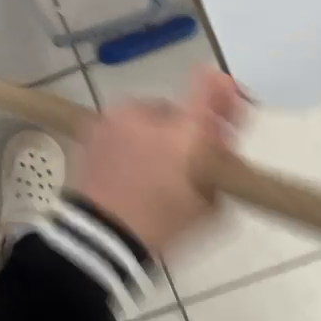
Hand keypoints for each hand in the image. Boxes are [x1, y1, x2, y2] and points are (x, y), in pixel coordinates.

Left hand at [70, 67, 245, 254]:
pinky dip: (129, 138)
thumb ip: (221, 162)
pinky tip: (131, 164)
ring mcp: (114, 118)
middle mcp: (147, 113)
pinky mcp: (91, 129)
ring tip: (154, 166)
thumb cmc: (160, 224)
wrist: (99, 234)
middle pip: (177, 111)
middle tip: (188, 157)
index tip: (229, 98)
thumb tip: (223, 137)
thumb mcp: (208, 203)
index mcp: (181, 131)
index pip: (208, 86)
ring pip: (147, 117)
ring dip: (155, 133)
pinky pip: (121, 126)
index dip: (222, 89)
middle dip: (185, 129)